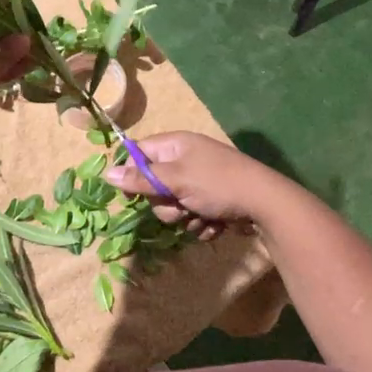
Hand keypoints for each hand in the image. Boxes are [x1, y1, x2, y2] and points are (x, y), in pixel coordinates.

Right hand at [103, 132, 280, 237]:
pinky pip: (191, 219)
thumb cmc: (218, 184)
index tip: (132, 192)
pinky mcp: (211, 204)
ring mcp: (199, 184)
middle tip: (179, 205)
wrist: (264, 204)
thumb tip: (106, 173)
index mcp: (176, 146)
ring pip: (172, 208)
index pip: (139, 153)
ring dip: (184, 219)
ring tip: (202, 216)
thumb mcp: (176, 179)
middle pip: (154, 187)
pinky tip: (214, 224)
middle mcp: (185, 162)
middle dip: (165, 204)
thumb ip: (141, 178)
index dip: (132, 173)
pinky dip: (200, 225)